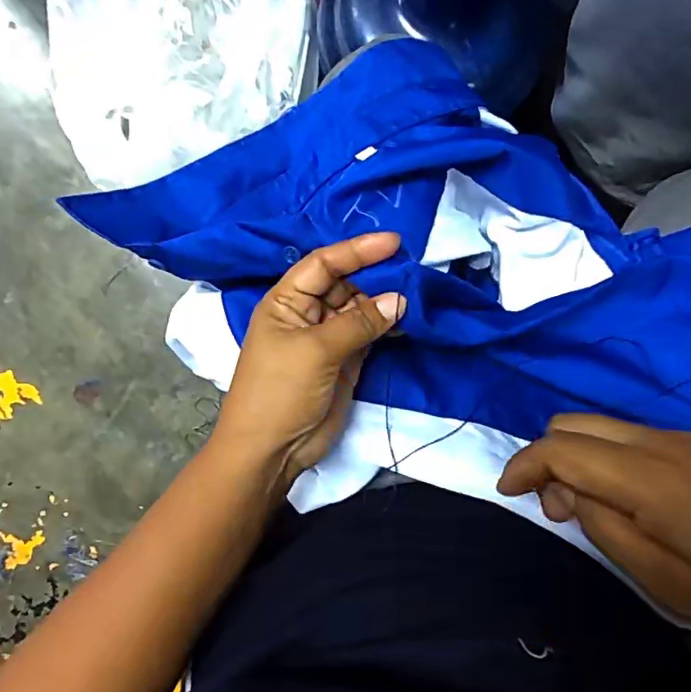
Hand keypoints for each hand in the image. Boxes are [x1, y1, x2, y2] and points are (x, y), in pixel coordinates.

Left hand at [210, 233, 406, 483]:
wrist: (271, 449)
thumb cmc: (280, 391)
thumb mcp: (316, 351)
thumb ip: (358, 323)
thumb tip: (399, 300)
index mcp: (286, 302)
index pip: (323, 264)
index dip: (356, 250)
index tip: (393, 242)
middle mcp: (306, 314)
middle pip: (345, 284)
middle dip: (375, 277)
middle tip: (414, 273)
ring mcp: (326, 339)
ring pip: (360, 309)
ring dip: (385, 303)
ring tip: (418, 295)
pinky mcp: (344, 362)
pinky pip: (369, 335)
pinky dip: (388, 328)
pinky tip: (410, 321)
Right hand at [497, 414, 690, 691]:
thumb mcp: (673, 585)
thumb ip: (607, 530)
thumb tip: (572, 494)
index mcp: (653, 477)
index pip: (561, 446)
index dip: (523, 464)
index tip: (506, 493)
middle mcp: (666, 443)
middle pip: (576, 422)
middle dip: (548, 457)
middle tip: (559, 511)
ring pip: (605, 426)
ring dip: (579, 456)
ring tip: (592, 510)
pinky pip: (635, 436)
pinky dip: (609, 456)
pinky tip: (631, 500)